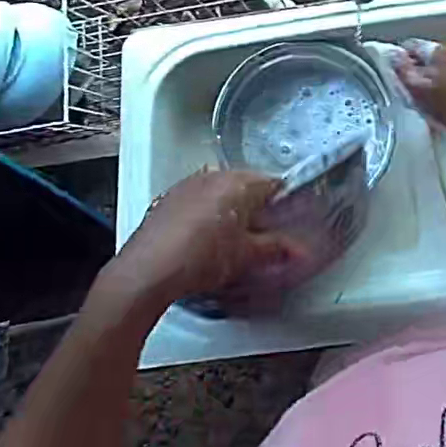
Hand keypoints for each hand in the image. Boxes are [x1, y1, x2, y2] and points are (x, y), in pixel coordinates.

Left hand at [101, 170, 291, 311]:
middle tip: (262, 234)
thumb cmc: (199, 257)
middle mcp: (213, 175)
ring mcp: (189, 185)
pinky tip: (205, 238)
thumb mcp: (246, 256)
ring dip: (230, 209)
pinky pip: (198, 199)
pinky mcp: (169, 198)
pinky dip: (207, 213)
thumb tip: (296, 251)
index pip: (273, 184)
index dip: (284, 203)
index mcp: (238, 182)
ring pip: (221, 191)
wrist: (149, 270)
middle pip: (247, 185)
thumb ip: (276, 249)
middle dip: (257, 207)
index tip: (287, 221)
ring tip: (232, 238)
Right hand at [394, 42, 445, 134]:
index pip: (411, 45)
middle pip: (422, 54)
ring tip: (419, 93)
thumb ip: (402, 69)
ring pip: (432, 64)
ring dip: (423, 75)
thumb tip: (392, 55)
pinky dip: (434, 81)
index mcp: (441, 50)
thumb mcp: (418, 87)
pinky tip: (432, 96)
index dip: (399, 59)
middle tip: (406, 85)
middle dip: (412, 68)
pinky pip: (442, 72)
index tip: (395, 74)